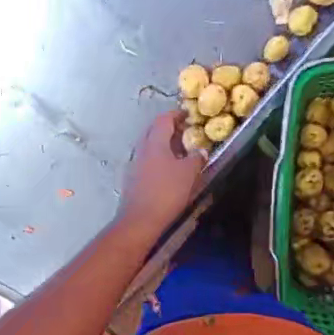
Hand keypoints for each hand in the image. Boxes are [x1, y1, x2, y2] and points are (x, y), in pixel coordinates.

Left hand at [118, 111, 205, 237]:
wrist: (140, 220)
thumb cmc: (166, 192)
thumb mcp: (188, 173)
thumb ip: (196, 158)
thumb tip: (201, 151)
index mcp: (154, 142)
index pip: (164, 119)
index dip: (176, 114)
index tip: (188, 115)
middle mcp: (142, 149)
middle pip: (154, 131)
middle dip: (170, 129)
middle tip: (186, 133)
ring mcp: (135, 164)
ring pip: (150, 147)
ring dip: (165, 146)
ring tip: (182, 153)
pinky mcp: (133, 179)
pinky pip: (148, 161)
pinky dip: (160, 160)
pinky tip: (170, 171)